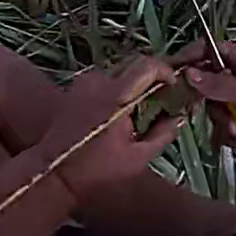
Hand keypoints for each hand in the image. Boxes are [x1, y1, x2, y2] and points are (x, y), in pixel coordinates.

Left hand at [37, 59, 181, 201]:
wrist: (55, 170)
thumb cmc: (98, 170)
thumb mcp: (136, 159)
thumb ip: (162, 134)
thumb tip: (180, 116)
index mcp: (116, 96)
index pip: (146, 65)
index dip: (165, 70)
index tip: (174, 84)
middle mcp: (100, 80)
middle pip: (133, 66)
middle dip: (149, 79)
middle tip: (160, 100)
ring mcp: (86, 80)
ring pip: (118, 73)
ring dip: (131, 86)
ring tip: (136, 113)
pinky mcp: (77, 85)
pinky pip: (103, 80)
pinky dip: (115, 90)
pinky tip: (115, 114)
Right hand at [178, 41, 235, 168]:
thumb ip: (216, 84)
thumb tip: (187, 73)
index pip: (210, 49)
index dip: (192, 56)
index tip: (173, 69)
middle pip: (208, 80)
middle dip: (207, 97)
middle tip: (198, 106)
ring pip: (214, 106)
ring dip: (220, 119)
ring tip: (234, 130)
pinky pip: (223, 125)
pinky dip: (227, 133)